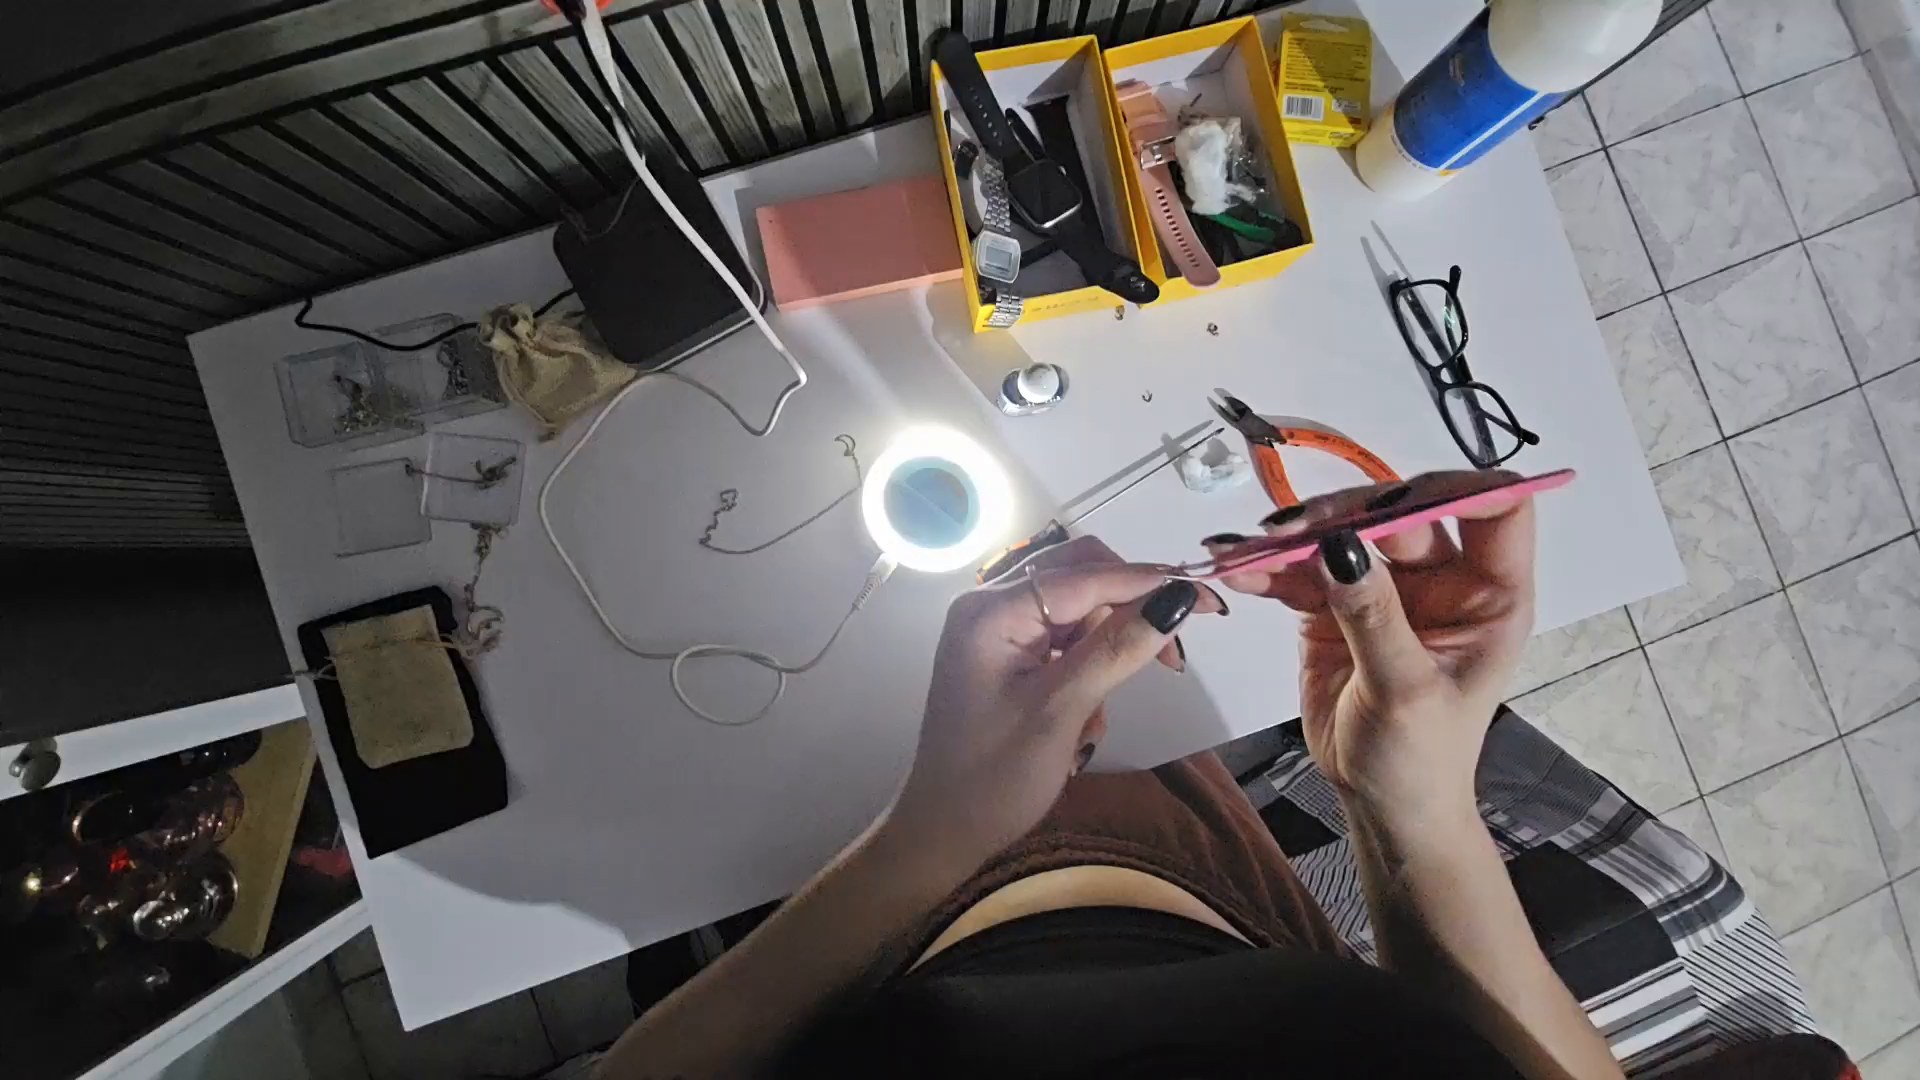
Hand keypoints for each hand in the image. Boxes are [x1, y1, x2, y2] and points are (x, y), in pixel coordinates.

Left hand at [886, 537, 1225, 866]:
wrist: (944, 830)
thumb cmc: (994, 779)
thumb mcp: (1061, 711)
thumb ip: (1116, 649)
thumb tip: (1175, 597)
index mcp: (990, 612)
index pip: (1082, 577)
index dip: (1147, 581)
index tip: (1205, 595)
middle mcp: (988, 605)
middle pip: (1078, 577)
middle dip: (1127, 610)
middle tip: (1171, 656)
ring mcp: (995, 628)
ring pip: (1076, 608)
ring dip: (1104, 649)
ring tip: (1096, 716)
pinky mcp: (1005, 652)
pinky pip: (1062, 637)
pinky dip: (1085, 667)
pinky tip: (1082, 717)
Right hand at [1202, 473, 1535, 824]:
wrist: (1377, 799)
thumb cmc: (1418, 756)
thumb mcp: (1404, 690)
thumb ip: (1373, 615)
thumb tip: (1336, 544)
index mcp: (1488, 594)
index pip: (1495, 509)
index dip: (1455, 489)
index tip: (1389, 501)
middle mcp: (1439, 581)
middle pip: (1396, 516)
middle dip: (1342, 515)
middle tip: (1286, 530)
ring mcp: (1380, 591)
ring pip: (1339, 538)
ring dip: (1292, 539)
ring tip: (1248, 549)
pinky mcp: (1330, 606)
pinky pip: (1297, 572)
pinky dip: (1265, 569)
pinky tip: (1235, 570)